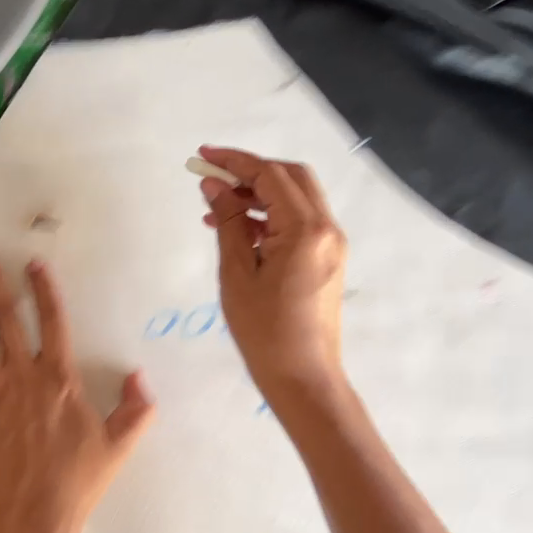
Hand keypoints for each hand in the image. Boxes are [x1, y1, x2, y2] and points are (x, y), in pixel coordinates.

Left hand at [0, 246, 155, 532]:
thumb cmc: (76, 480)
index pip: (53, 321)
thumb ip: (136, 409)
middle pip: (6, 315)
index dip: (43, 289)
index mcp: (59, 377)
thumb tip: (140, 376)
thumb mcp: (118, 445)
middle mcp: (24, 372)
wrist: (33, 511)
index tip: (32, 263)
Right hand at [195, 147, 349, 401]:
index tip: (202, 156)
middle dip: (250, 170)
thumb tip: (213, 185)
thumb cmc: (263, 328)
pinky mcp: (325, 258)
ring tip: (215, 207)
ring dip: (258, 192)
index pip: (270, 176)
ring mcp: (330, 244)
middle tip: (211, 175)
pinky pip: (297, 220)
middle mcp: (326, 228)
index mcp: (305, 229)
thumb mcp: (237, 271)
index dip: (235, 161)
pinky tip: (236, 228)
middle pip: (291, 177)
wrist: (302, 376)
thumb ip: (228, 221)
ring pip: (295, 197)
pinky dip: (268, 213)